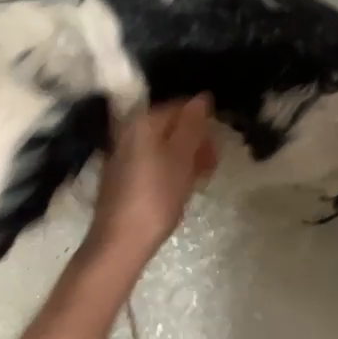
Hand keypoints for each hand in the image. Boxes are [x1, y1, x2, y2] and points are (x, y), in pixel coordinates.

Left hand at [85, 95, 217, 262]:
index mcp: (141, 121)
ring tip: (199, 180)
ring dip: (185, 158)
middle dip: (195, 141)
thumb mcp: (181, 158)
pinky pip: (152, 162)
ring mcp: (122, 154)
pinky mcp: (122, 176)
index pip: (179, 107)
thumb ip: (193, 125)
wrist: (120, 241)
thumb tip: (201, 98)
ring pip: (162, 146)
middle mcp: (128, 131)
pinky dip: (170, 170)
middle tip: (211, 165)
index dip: (202, 123)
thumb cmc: (156, 197)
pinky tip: (180, 189)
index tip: (217, 146)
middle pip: (170, 126)